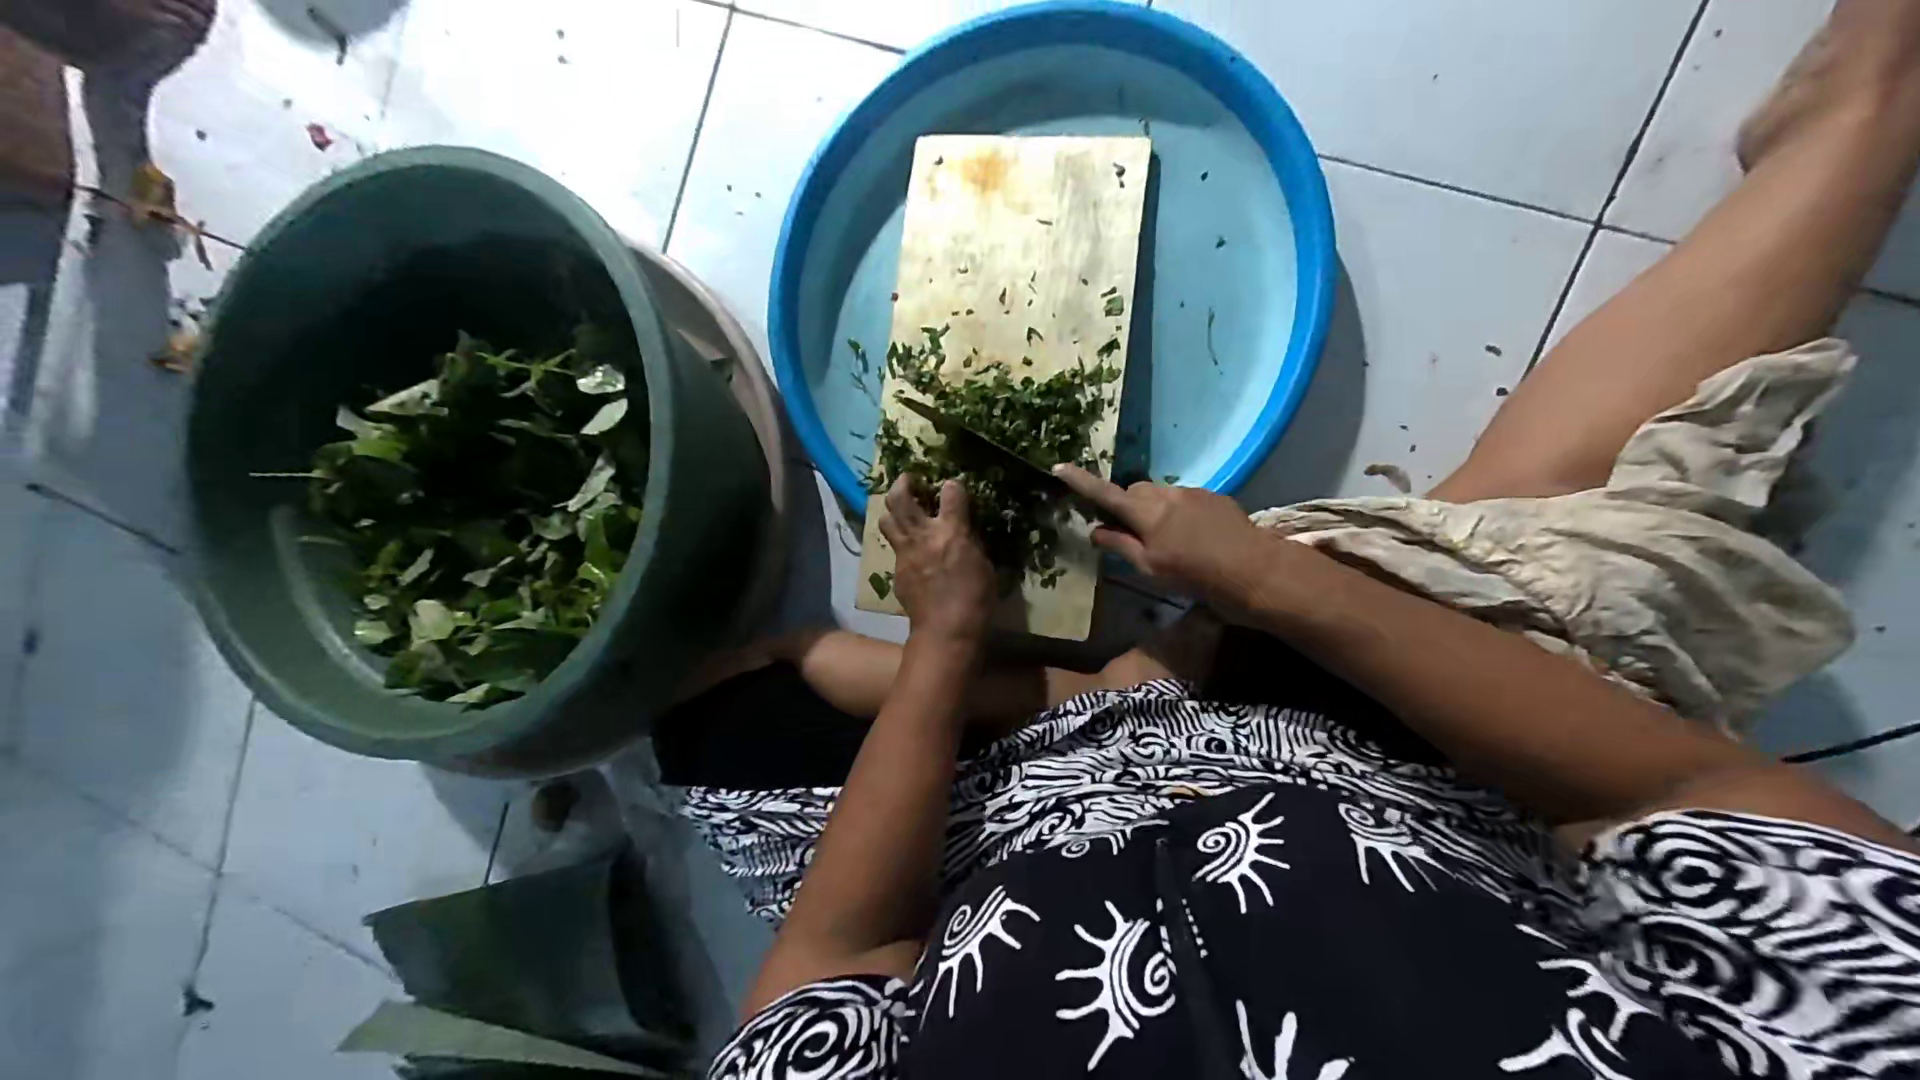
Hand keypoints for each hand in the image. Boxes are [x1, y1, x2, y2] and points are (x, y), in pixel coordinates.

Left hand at [878, 474, 995, 643]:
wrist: (946, 630)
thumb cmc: (976, 599)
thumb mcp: (984, 565)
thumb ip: (971, 542)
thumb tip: (964, 533)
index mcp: (951, 532)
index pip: (950, 493)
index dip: (952, 486)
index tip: (952, 487)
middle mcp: (923, 535)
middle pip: (900, 498)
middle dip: (903, 483)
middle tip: (909, 479)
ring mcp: (905, 552)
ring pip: (886, 519)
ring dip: (892, 510)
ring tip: (902, 509)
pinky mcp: (896, 570)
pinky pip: (894, 548)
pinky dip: (901, 542)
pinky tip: (912, 550)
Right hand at [1053, 465, 1274, 602]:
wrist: (1254, 571)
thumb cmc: (1196, 576)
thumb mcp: (1151, 568)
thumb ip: (1121, 546)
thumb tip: (1095, 531)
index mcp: (1146, 513)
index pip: (1105, 494)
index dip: (1080, 482)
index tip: (1060, 467)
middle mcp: (1166, 494)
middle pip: (1134, 491)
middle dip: (1127, 505)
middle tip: (1131, 533)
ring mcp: (1192, 492)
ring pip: (1160, 494)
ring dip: (1154, 510)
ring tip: (1169, 540)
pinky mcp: (1214, 496)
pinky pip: (1184, 498)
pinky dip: (1178, 512)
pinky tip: (1193, 537)